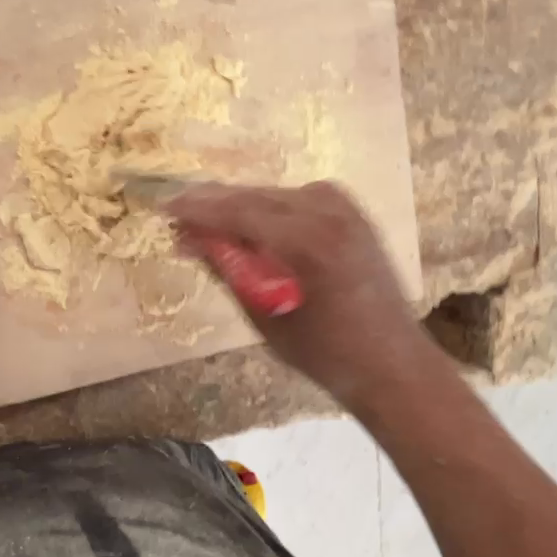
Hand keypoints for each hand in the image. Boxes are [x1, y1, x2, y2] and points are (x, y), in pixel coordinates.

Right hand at [166, 182, 438, 411]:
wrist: (391, 361)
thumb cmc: (324, 352)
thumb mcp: (264, 316)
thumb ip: (227, 269)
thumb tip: (188, 240)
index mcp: (306, 242)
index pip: (237, 211)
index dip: (197, 209)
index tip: (165, 210)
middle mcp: (328, 214)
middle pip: (254, 197)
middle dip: (213, 204)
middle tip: (177, 213)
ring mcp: (345, 209)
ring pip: (273, 195)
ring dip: (239, 205)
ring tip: (205, 220)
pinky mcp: (353, 213)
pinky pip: (296, 199)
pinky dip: (268, 207)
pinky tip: (249, 222)